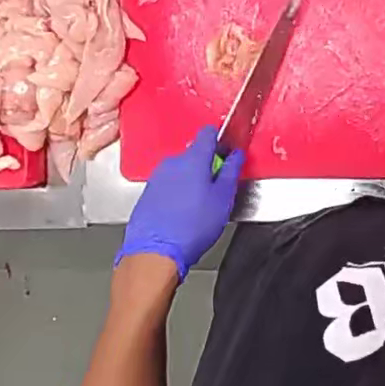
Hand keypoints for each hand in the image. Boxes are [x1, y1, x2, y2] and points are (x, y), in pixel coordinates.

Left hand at [117, 127, 245, 279]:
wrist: (155, 251)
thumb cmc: (192, 227)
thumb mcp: (223, 199)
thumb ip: (231, 172)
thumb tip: (236, 156)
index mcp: (193, 159)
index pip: (208, 134)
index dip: (220, 139)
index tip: (227, 151)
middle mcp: (172, 163)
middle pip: (194, 155)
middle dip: (206, 166)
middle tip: (218, 188)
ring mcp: (157, 177)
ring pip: (180, 171)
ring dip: (191, 181)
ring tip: (200, 207)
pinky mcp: (147, 193)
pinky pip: (167, 186)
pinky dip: (176, 194)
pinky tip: (183, 214)